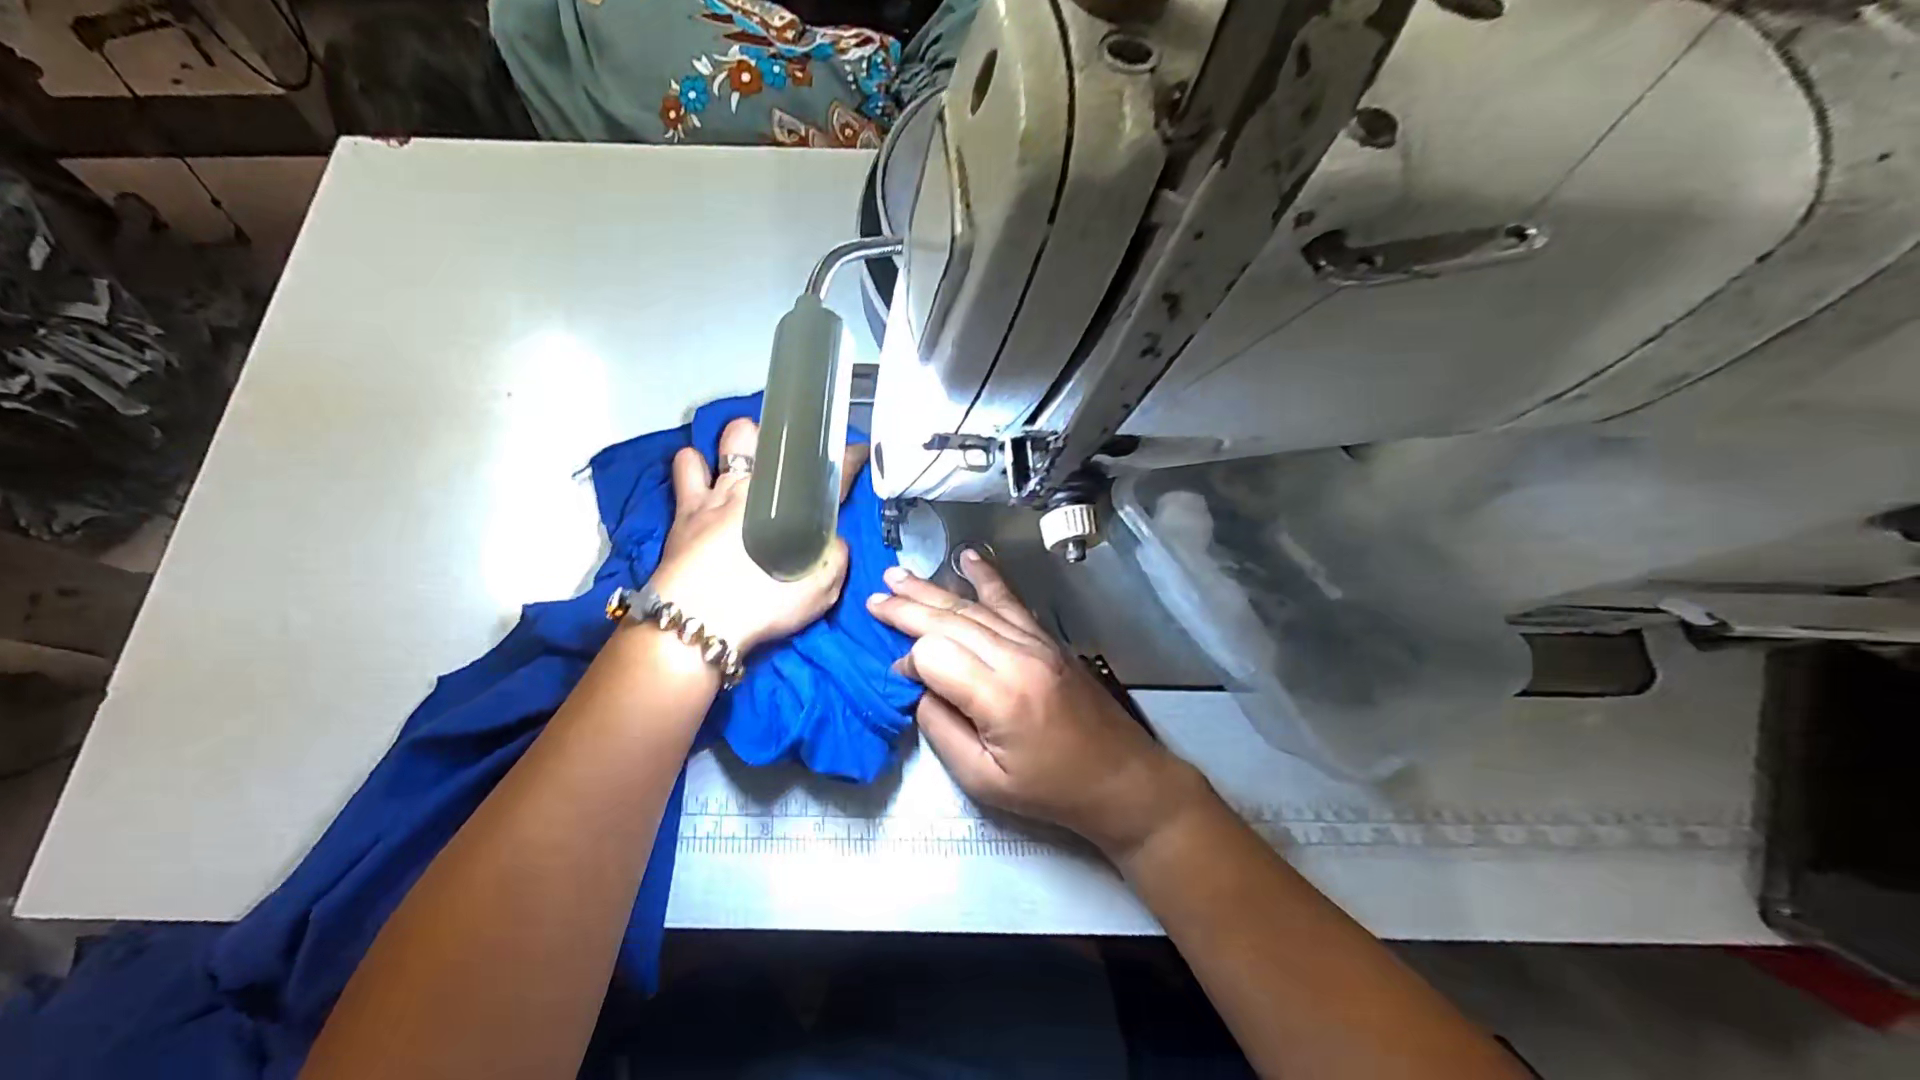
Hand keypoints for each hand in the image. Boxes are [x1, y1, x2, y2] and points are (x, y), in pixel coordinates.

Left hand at [645, 417, 867, 652]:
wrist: (699, 621)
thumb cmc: (761, 605)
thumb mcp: (820, 589)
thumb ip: (834, 556)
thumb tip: (833, 540)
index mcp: (797, 507)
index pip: (833, 473)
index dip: (850, 459)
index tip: (858, 453)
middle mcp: (760, 488)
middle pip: (777, 438)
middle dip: (786, 441)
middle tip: (787, 461)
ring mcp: (720, 492)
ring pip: (731, 438)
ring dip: (739, 442)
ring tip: (742, 459)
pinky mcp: (685, 507)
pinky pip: (686, 466)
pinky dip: (693, 463)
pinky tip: (699, 475)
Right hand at [866, 550, 1209, 859]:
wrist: (1120, 778)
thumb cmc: (1050, 790)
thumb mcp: (983, 780)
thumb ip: (942, 730)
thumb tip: (921, 690)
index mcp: (1000, 697)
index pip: (936, 655)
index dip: (909, 663)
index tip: (898, 677)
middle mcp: (1017, 658)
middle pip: (951, 621)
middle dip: (908, 608)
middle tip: (874, 597)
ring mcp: (1036, 643)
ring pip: (975, 607)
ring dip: (934, 590)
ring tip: (899, 575)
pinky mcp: (1047, 640)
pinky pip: (1011, 601)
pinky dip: (987, 578)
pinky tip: (968, 558)